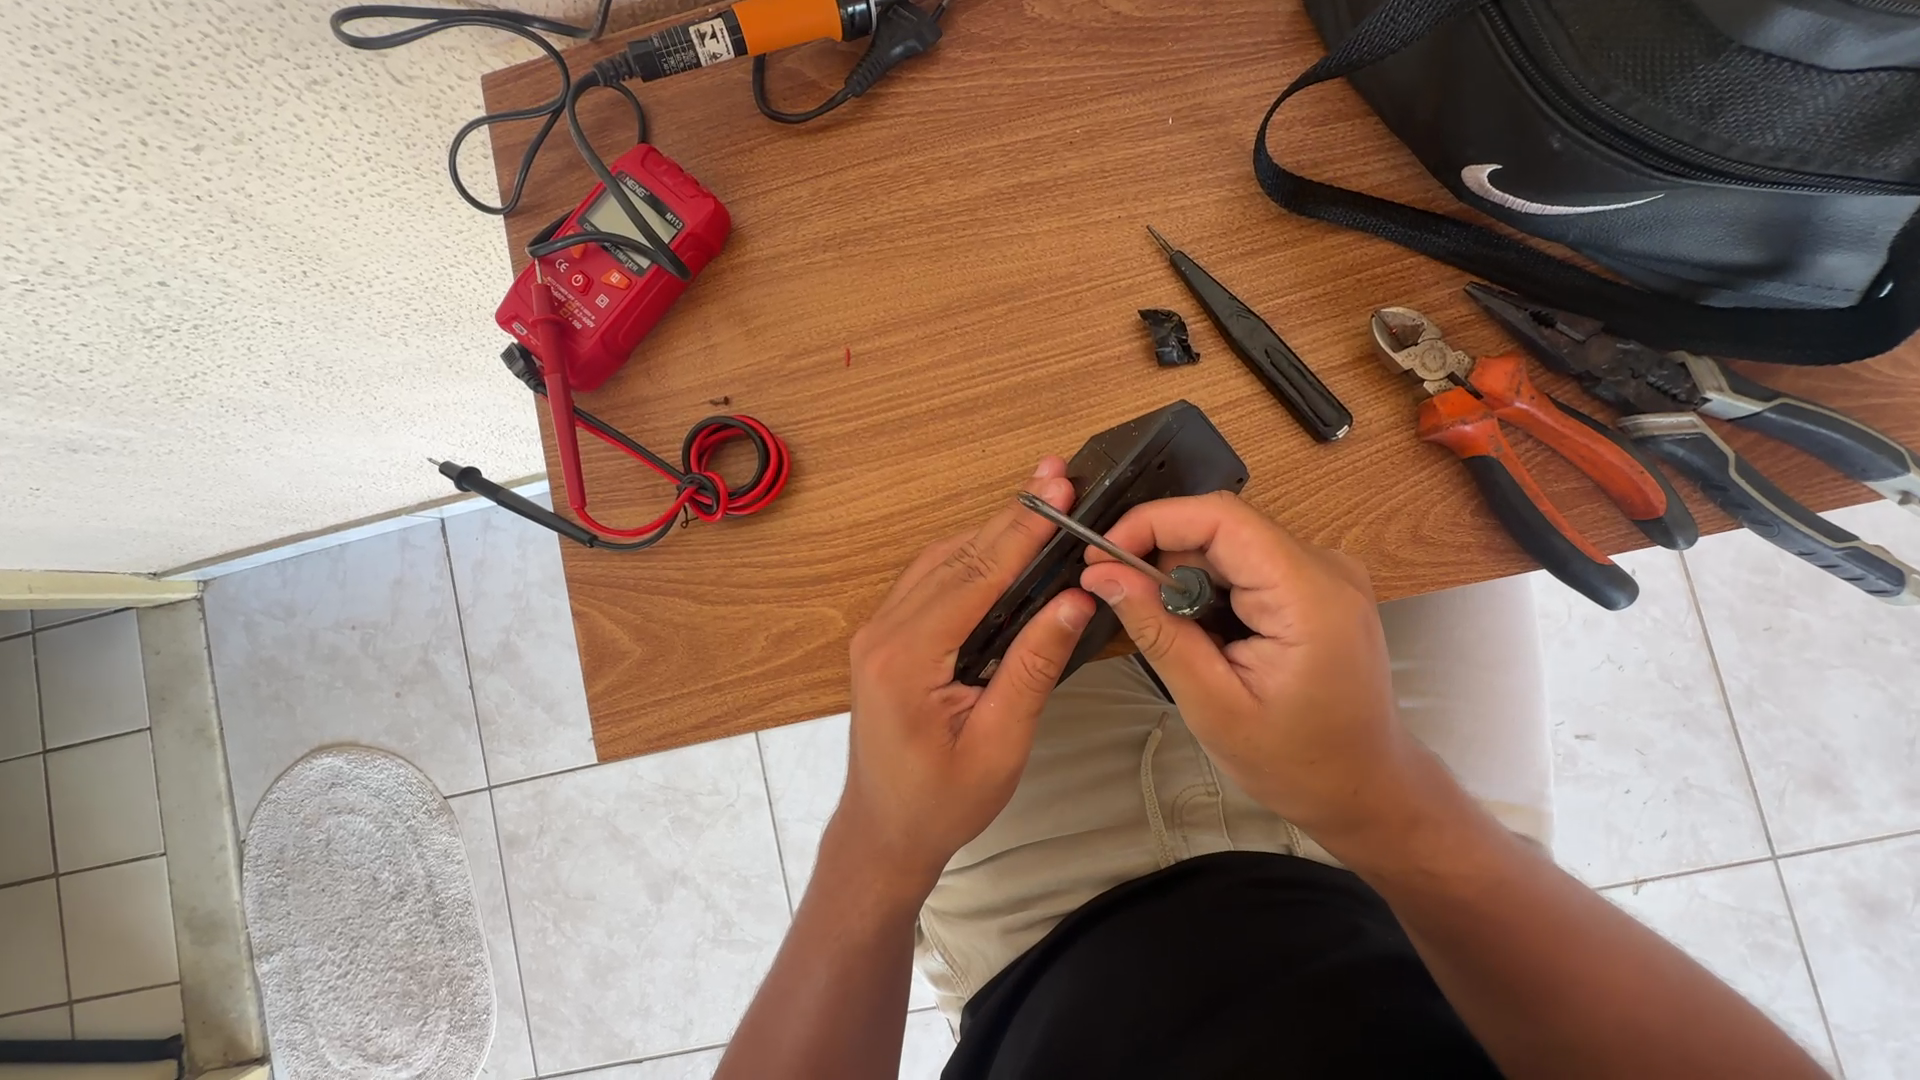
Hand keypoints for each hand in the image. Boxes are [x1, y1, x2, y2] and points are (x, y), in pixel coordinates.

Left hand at [829, 457, 1097, 898]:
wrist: (883, 831)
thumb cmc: (941, 802)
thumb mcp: (1000, 742)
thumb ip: (1033, 666)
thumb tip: (1072, 600)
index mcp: (906, 658)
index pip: (974, 577)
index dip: (1022, 532)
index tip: (1058, 492)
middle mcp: (883, 633)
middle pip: (956, 558)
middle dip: (1011, 518)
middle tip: (1056, 477)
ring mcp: (879, 632)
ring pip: (941, 562)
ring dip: (991, 532)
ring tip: (1039, 503)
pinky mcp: (886, 638)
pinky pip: (930, 582)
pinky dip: (970, 558)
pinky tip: (1002, 546)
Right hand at [1078, 492, 1426, 849]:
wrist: (1363, 787)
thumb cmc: (1295, 761)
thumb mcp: (1211, 705)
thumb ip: (1157, 632)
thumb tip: (1101, 575)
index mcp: (1309, 594)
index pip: (1221, 517)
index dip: (1152, 522)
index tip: (1101, 558)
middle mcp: (1325, 565)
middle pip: (1222, 527)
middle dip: (1161, 555)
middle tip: (1120, 599)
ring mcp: (1325, 571)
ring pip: (1228, 543)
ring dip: (1184, 578)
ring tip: (1175, 635)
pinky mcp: (1317, 583)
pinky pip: (1246, 561)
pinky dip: (1209, 588)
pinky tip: (1204, 633)